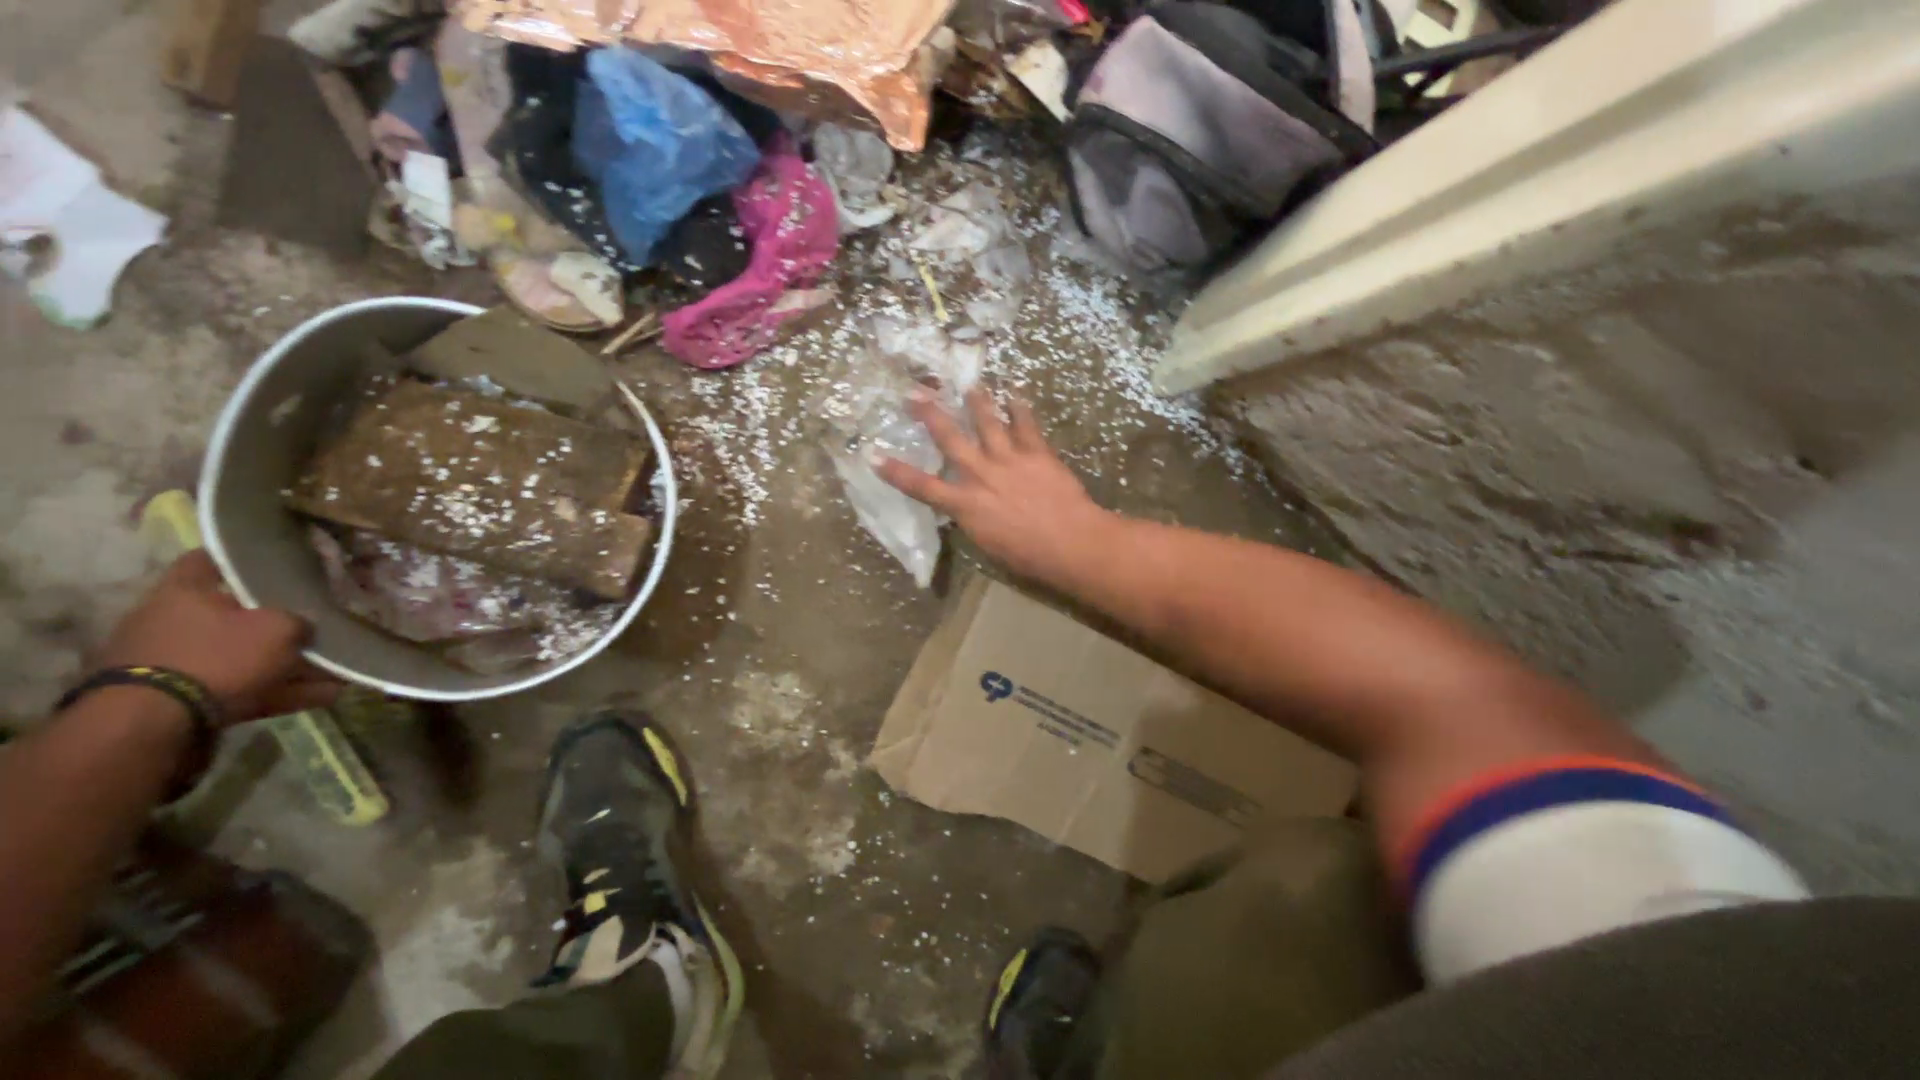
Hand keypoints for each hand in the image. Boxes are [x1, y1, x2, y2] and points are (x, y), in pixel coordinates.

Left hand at [94, 551, 339, 723]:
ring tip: (337, 673)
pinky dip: (281, 692)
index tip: (277, 563)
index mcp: (184, 591)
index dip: (243, 559)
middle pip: (234, 614)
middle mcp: (172, 621)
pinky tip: (325, 696)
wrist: (156, 724)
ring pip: (243, 657)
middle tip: (318, 626)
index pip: (210, 560)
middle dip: (277, 624)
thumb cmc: (217, 656)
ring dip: (288, 665)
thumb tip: (303, 625)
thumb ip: (297, 621)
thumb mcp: (277, 628)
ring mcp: (176, 663)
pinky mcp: (183, 700)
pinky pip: (243, 688)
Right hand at [877, 388, 1113, 582]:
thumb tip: (966, 507)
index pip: (922, 487)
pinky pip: (1026, 424)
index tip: (873, 456)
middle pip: (950, 439)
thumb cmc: (1028, 555)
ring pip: (987, 422)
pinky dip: (1020, 407)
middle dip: (930, 414)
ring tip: (968, 385)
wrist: (1070, 541)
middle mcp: (981, 475)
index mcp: (966, 504)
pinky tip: (1015, 393)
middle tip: (914, 392)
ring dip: (976, 401)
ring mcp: (1009, 459)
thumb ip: (973, 519)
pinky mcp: (1036, 451)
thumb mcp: (988, 543)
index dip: (896, 472)